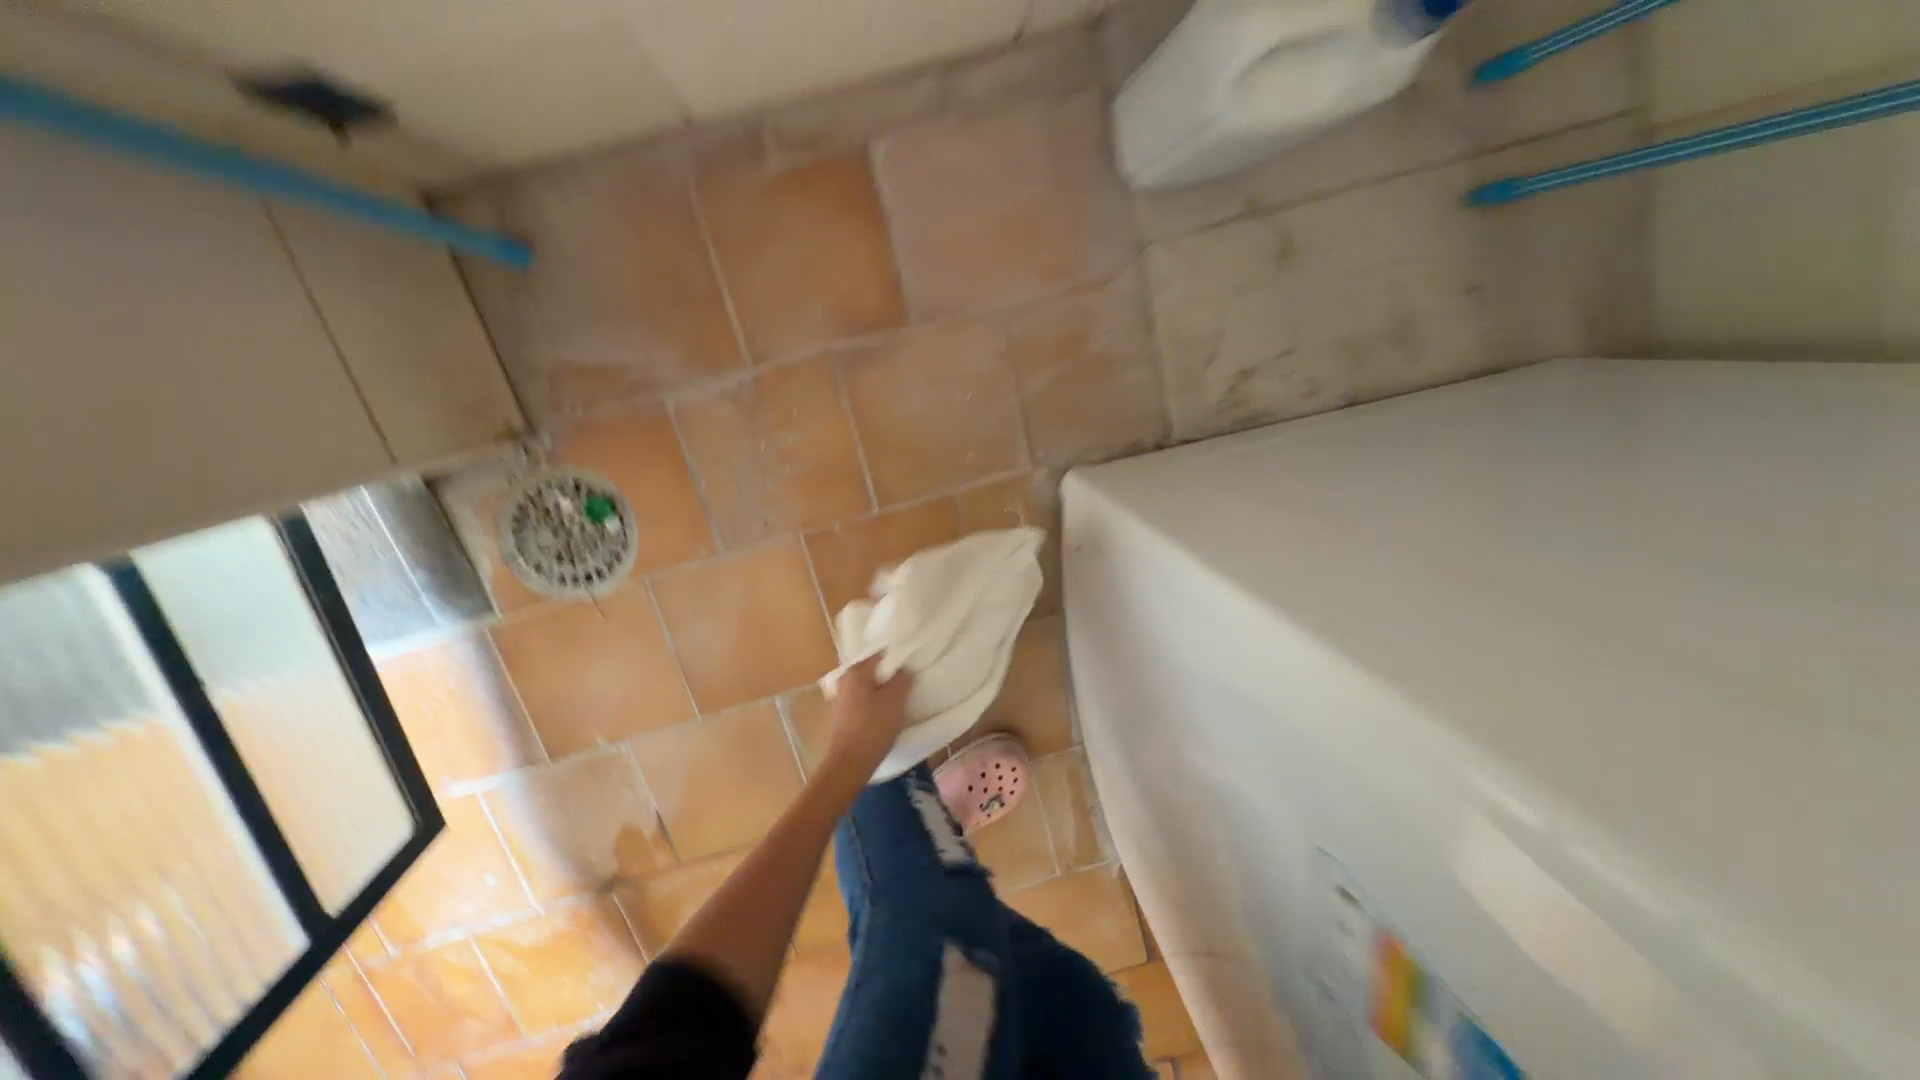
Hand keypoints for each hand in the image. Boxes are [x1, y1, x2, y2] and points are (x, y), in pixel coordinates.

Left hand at [824, 656, 912, 776]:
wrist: (849, 763)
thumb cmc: (873, 728)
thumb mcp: (895, 700)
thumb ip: (902, 679)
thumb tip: (903, 670)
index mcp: (856, 671)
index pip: (881, 655)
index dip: (898, 661)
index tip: (912, 672)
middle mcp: (844, 680)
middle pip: (873, 672)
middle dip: (889, 678)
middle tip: (907, 689)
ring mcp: (839, 698)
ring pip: (867, 688)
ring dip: (881, 693)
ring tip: (897, 705)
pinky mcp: (840, 716)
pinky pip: (861, 703)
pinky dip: (872, 706)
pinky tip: (882, 718)